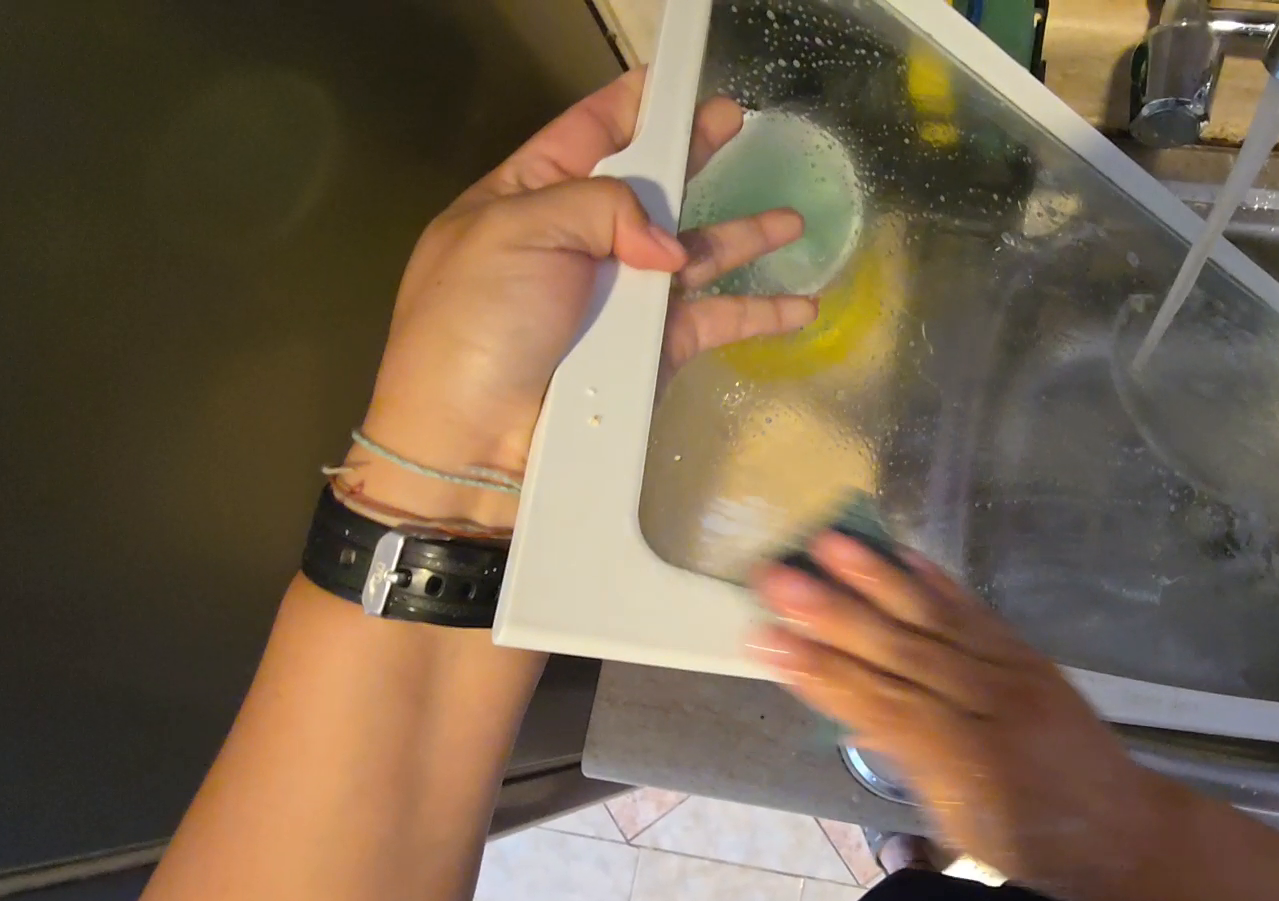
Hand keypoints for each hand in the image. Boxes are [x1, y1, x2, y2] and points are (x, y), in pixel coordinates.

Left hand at [347, 70, 817, 528]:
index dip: (629, 105)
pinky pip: (718, 320)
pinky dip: (761, 313)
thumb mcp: (516, 234)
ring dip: (746, 235)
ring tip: (794, 219)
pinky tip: (801, 304)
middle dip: (695, 153)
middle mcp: (586, 244)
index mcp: (532, 199)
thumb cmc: (478, 326)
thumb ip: (600, 207)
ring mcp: (627, 300)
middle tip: (736, 119)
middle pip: (655, 188)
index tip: (671, 79)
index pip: (587, 134)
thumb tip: (671, 245)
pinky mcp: (659, 350)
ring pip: (698, 254)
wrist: (478, 442)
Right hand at [749, 533, 1193, 900]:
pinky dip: (939, 581)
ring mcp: (1013, 671)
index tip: (765, 639)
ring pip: (935, 619)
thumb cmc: (1033, 846)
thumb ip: (908, 769)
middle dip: (832, 612)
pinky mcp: (1031, 655)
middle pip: (899, 651)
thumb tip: (853, 720)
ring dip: (878, 578)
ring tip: (831, 542)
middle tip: (776, 576)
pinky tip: (905, 555)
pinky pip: (978, 612)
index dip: (818, 672)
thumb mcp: (960, 828)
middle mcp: (987, 705)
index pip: (876, 706)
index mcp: (962, 762)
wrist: (1124, 828)